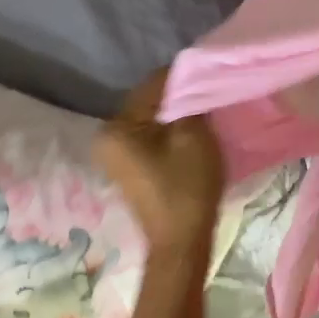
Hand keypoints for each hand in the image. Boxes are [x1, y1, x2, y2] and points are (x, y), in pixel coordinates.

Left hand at [94, 70, 225, 248]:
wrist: (181, 241)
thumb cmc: (187, 185)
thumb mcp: (194, 134)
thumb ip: (188, 99)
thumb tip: (190, 78)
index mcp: (117, 127)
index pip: (153, 83)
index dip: (185, 77)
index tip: (212, 76)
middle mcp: (106, 136)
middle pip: (149, 99)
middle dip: (179, 94)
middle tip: (210, 94)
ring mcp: (114, 153)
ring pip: (150, 116)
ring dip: (176, 111)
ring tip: (204, 112)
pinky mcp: (127, 165)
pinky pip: (148, 133)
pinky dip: (169, 128)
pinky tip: (191, 132)